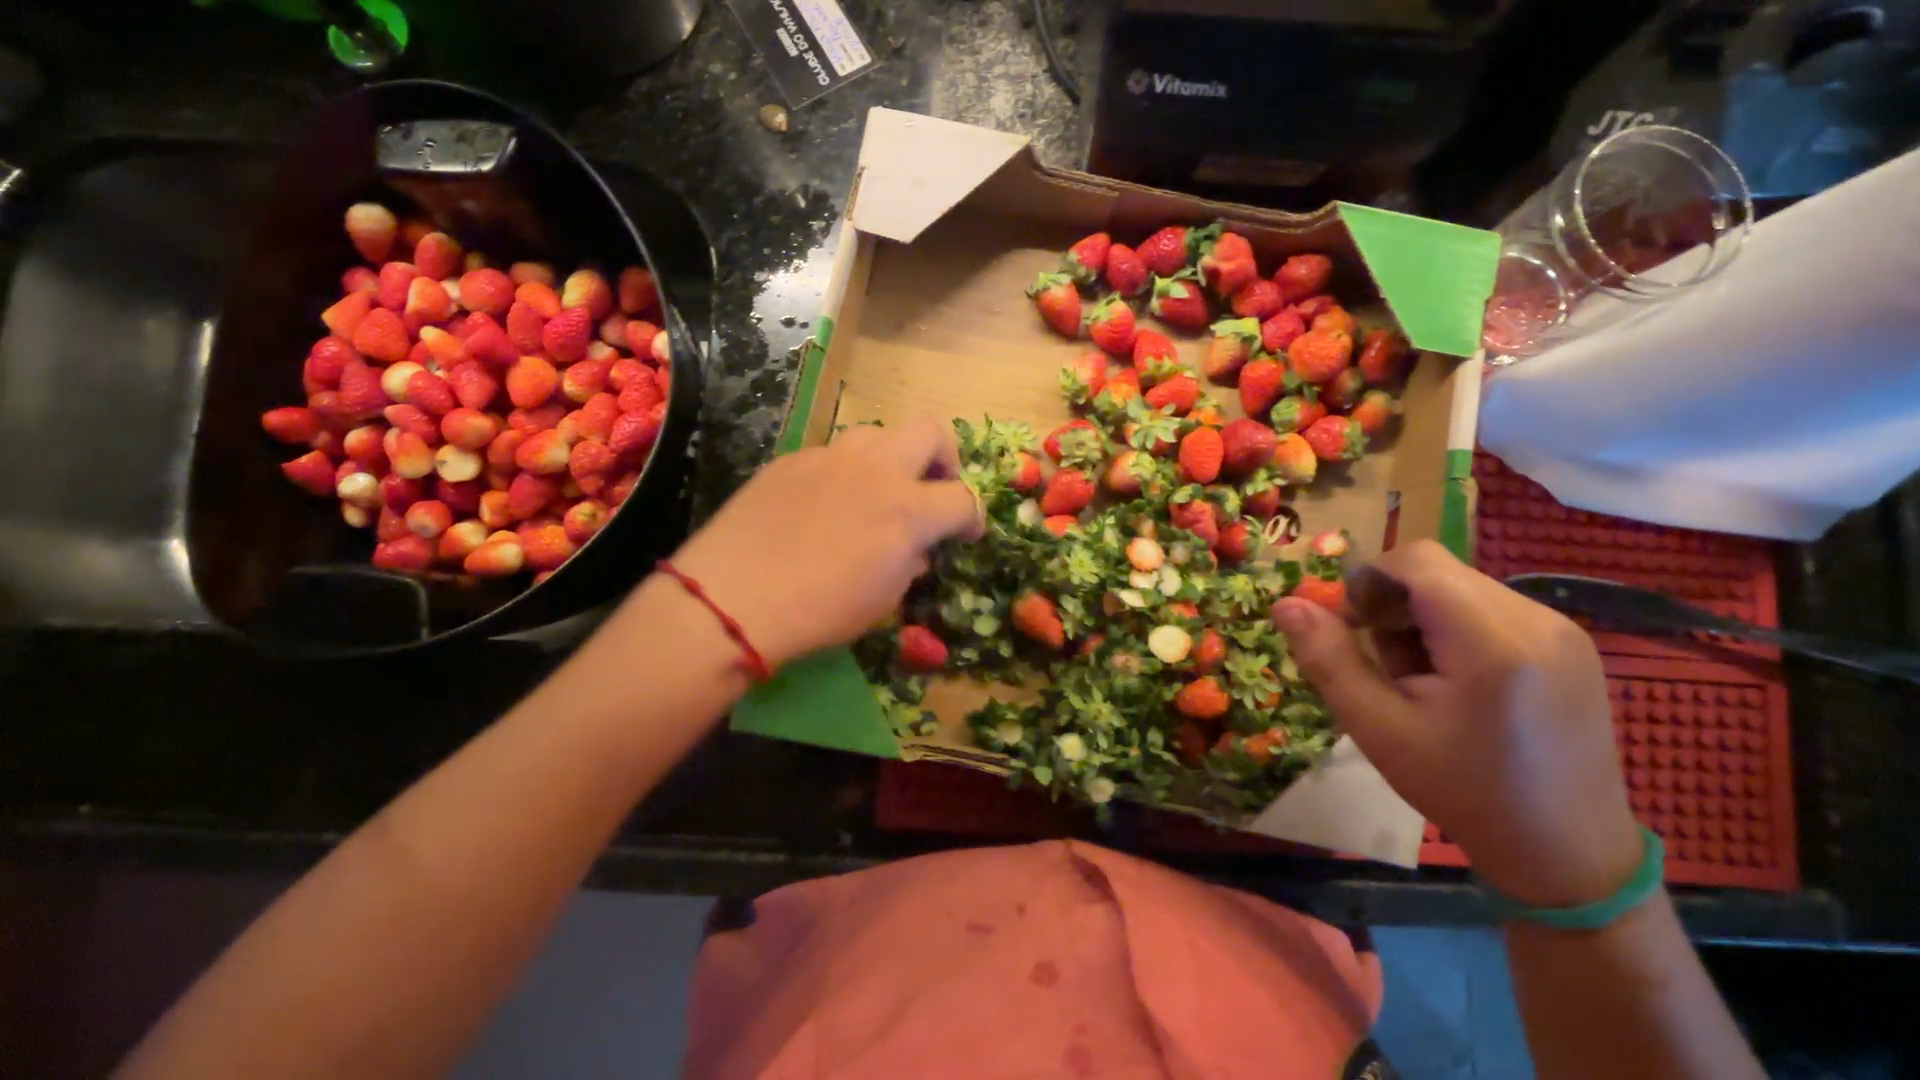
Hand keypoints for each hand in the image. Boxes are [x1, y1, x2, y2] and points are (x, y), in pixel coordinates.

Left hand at [660, 417, 983, 669]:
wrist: (734, 596)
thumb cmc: (820, 611)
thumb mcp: (883, 599)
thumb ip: (909, 562)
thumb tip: (915, 547)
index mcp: (909, 508)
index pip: (963, 497)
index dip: (973, 517)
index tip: (966, 534)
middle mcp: (876, 468)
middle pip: (930, 431)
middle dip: (944, 457)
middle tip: (932, 488)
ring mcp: (830, 457)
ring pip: (877, 434)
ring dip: (890, 459)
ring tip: (875, 493)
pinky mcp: (791, 460)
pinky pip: (830, 456)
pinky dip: (842, 475)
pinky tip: (821, 508)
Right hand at [1272, 539, 1642, 907]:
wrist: (1568, 852)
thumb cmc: (1465, 793)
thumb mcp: (1381, 731)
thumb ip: (1330, 661)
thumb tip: (1285, 604)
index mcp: (1492, 641)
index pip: (1416, 560)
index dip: (1368, 583)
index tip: (1351, 633)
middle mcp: (1537, 618)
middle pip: (1438, 574)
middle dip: (1396, 609)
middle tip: (1390, 672)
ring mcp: (1564, 628)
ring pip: (1464, 589)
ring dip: (1427, 621)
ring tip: (1428, 685)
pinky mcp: (1573, 643)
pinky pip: (1494, 609)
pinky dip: (1461, 631)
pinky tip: (1464, 687)